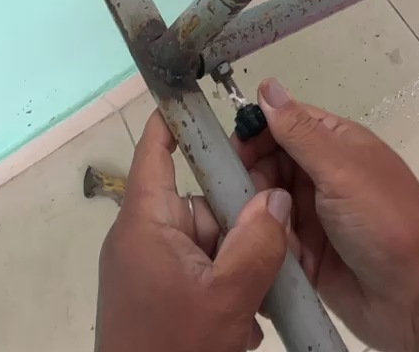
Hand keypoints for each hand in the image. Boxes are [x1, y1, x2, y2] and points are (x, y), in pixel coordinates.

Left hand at [97, 110, 293, 351]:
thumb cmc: (175, 350)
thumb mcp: (227, 298)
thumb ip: (258, 242)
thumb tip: (275, 197)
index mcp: (145, 220)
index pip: (156, 147)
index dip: (178, 117)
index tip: (206, 92)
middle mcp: (142, 236)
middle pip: (199, 201)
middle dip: (237, 222)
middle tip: (271, 243)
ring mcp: (149, 268)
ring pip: (206, 241)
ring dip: (236, 264)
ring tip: (254, 301)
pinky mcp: (157, 297)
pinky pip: (198, 272)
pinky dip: (223, 289)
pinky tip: (241, 322)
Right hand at [235, 78, 418, 351]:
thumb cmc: (385, 220)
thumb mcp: (340, 168)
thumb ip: (298, 131)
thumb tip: (267, 84)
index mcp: (334, 144)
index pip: (283, 123)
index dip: (256, 132)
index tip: (231, 150)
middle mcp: (321, 176)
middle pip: (268, 164)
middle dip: (251, 177)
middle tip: (243, 197)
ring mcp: (314, 217)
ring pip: (267, 204)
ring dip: (257, 214)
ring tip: (251, 230)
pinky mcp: (308, 257)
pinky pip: (274, 243)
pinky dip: (266, 246)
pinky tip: (259, 255)